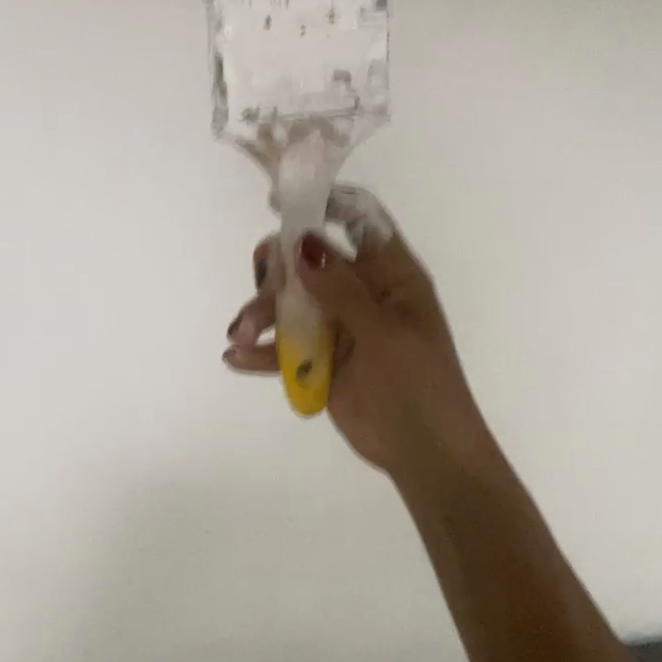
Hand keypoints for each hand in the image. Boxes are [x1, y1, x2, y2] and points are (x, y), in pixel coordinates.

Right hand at [223, 185, 487, 475]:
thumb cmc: (419, 386)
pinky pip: (284, 346)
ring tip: (239, 334)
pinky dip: (260, 351)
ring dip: (261, 314)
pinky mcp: (320, 359)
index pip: (358, 221)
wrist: (427, 457)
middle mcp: (361, 292)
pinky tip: (234, 357)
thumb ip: (339, 289)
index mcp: (390, 276)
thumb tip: (301, 242)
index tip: (280, 205)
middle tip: (260, 284)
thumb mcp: (382, 333)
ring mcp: (338, 325)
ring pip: (289, 303)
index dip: (323, 205)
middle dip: (277, 270)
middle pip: (309, 261)